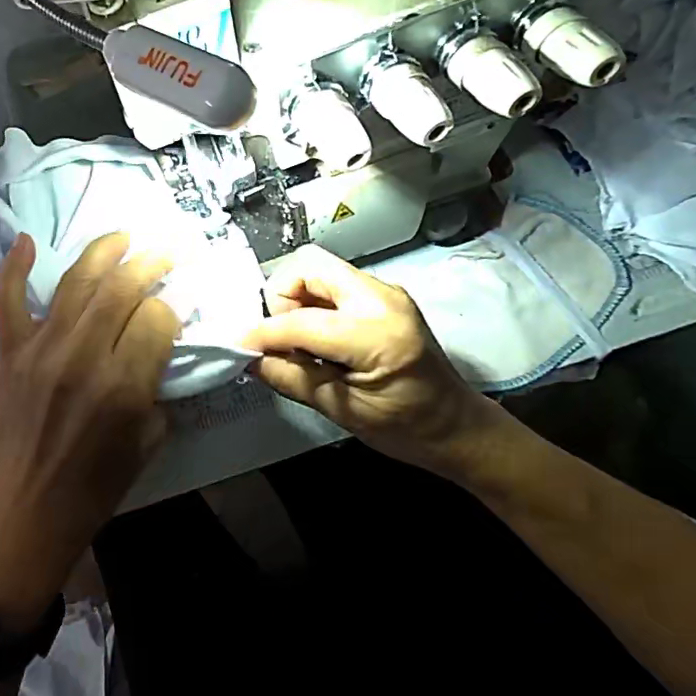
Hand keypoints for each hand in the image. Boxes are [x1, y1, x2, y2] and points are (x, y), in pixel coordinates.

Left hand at [0, 231, 177, 631]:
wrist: (24, 514)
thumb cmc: (95, 486)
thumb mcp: (149, 440)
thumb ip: (159, 387)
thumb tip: (165, 346)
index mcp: (123, 386)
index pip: (158, 317)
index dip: (173, 308)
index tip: (177, 310)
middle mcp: (81, 358)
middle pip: (122, 288)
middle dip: (151, 264)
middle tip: (167, 254)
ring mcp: (39, 350)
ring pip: (76, 282)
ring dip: (104, 251)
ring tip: (124, 236)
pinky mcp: (8, 352)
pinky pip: (7, 300)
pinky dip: (15, 267)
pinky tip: (28, 241)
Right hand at [242, 245, 518, 484]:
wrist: (457, 425)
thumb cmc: (407, 429)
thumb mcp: (344, 412)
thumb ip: (294, 379)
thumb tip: (251, 359)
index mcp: (377, 335)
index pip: (303, 321)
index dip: (264, 333)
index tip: (237, 345)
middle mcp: (382, 298)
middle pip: (310, 266)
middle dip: (281, 297)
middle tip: (280, 339)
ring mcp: (385, 291)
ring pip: (320, 269)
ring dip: (297, 299)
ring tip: (299, 342)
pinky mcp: (383, 295)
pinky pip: (334, 283)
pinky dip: (314, 303)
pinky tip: (318, 338)